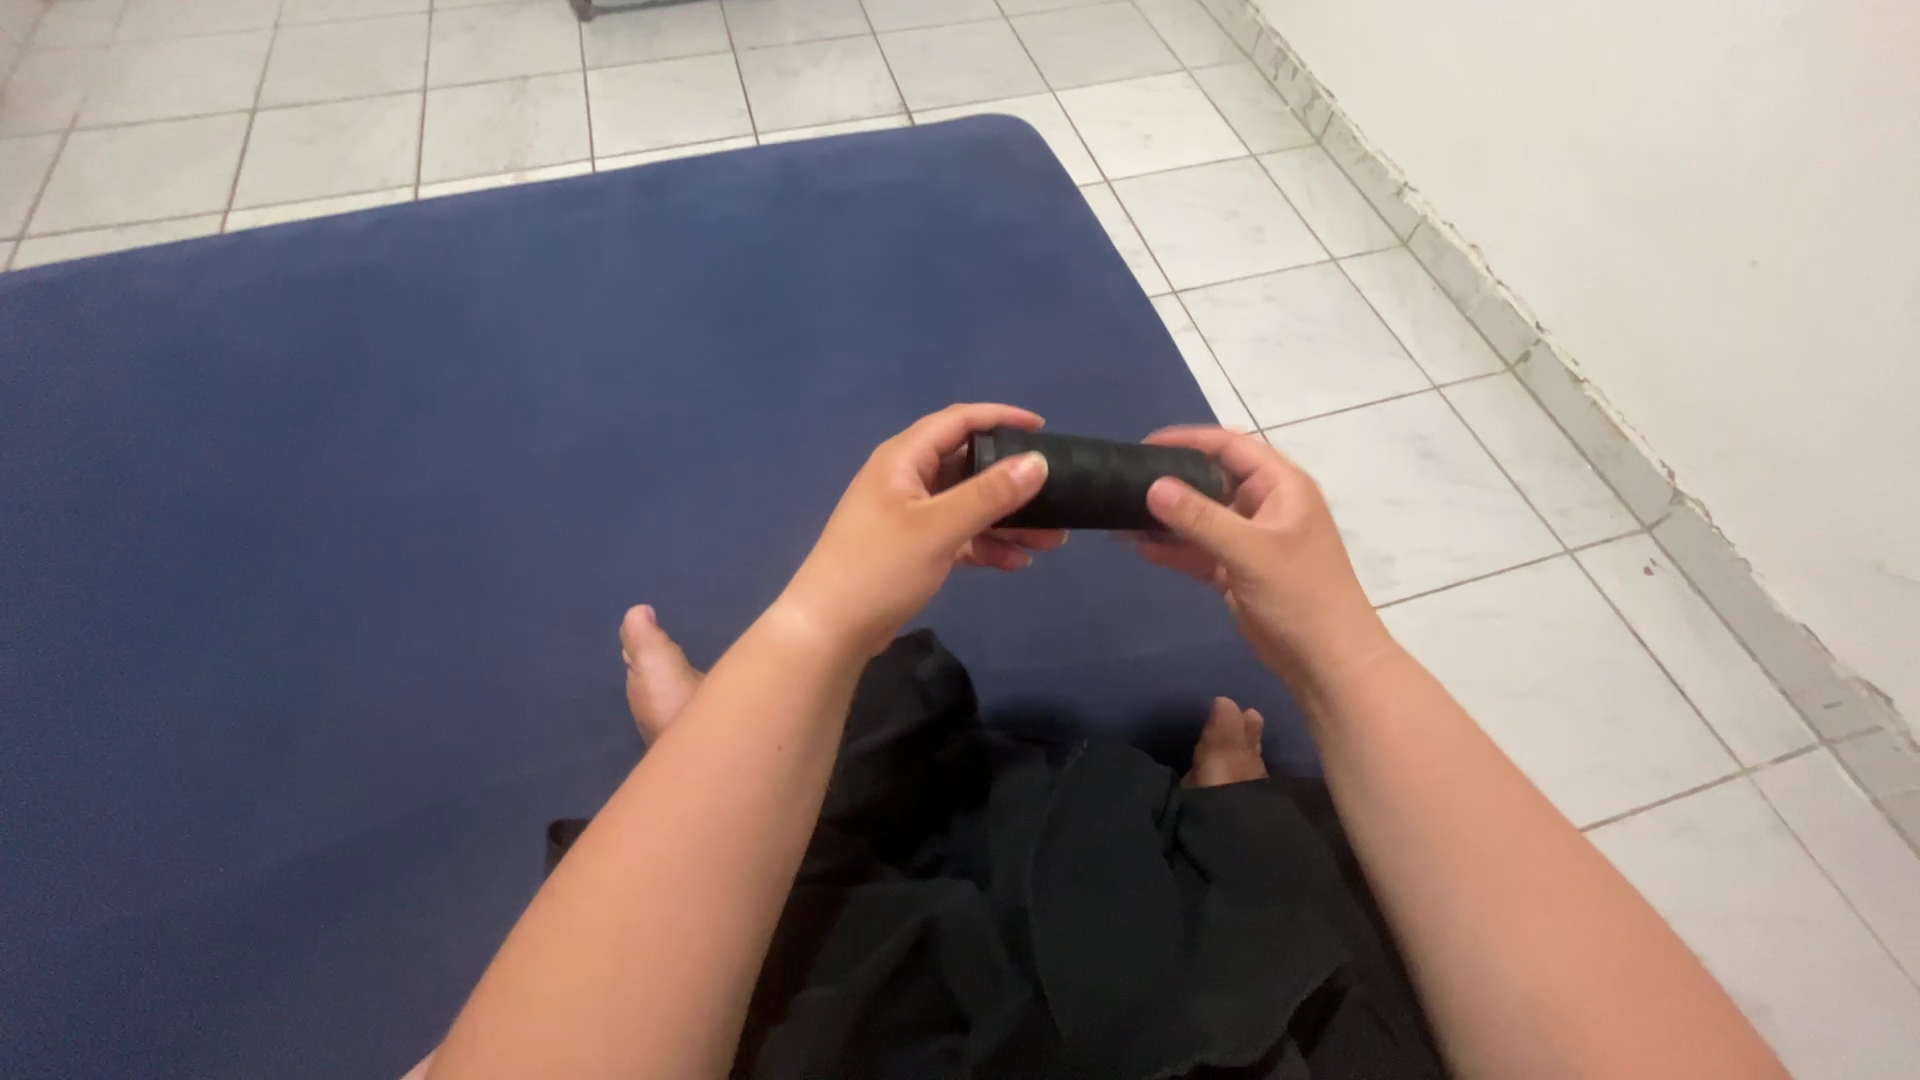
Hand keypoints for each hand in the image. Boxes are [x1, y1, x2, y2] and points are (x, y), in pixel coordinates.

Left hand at [777, 404, 1063, 656]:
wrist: (830, 629)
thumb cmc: (879, 567)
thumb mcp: (938, 528)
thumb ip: (989, 494)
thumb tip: (1038, 461)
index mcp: (904, 459)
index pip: (959, 421)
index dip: (1001, 419)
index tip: (1043, 429)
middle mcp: (907, 479)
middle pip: (968, 465)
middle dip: (1012, 481)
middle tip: (1055, 495)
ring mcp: (909, 515)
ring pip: (968, 505)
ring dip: (1007, 519)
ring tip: (1051, 538)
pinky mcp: (914, 548)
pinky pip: (959, 535)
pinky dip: (986, 545)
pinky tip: (1017, 562)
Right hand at [1135, 427, 1392, 689]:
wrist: (1327, 661)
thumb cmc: (1300, 596)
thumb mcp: (1249, 551)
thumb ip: (1200, 518)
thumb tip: (1153, 487)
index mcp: (1281, 487)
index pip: (1230, 447)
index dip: (1189, 440)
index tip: (1144, 446)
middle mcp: (1264, 506)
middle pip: (1210, 480)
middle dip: (1171, 482)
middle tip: (1126, 483)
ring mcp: (1249, 539)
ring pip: (1200, 517)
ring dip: (1165, 519)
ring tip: (1120, 518)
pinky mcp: (1235, 569)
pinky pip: (1197, 549)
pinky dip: (1172, 548)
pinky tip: (1139, 546)